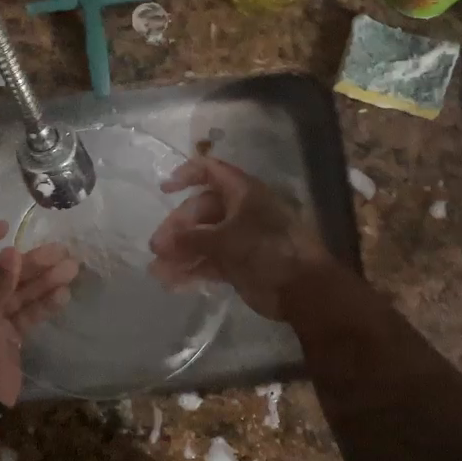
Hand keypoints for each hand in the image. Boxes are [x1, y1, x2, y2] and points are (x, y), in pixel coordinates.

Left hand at [0, 220, 79, 405]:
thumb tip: (12, 251)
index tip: (6, 227)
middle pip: (1, 273)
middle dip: (29, 262)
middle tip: (60, 251)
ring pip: (18, 292)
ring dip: (43, 281)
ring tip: (72, 268)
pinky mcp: (7, 335)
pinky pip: (26, 313)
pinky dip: (43, 304)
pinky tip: (63, 294)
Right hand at [148, 156, 335, 319]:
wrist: (303, 289)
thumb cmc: (268, 250)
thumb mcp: (225, 239)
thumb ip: (190, 239)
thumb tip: (160, 244)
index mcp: (242, 193)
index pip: (211, 171)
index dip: (186, 174)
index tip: (164, 189)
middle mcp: (240, 211)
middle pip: (200, 210)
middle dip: (176, 228)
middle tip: (158, 248)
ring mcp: (239, 238)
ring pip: (202, 240)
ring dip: (179, 254)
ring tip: (158, 272)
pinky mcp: (238, 264)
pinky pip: (208, 262)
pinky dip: (191, 271)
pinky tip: (173, 283)